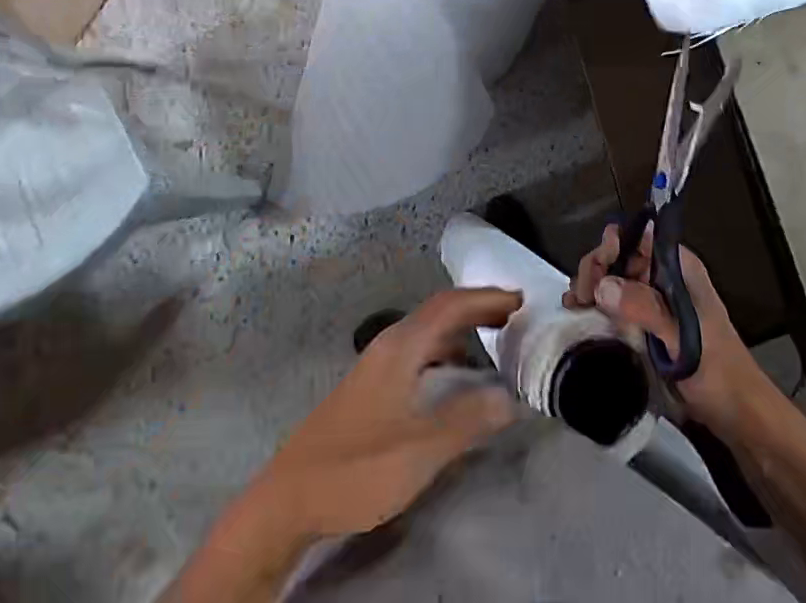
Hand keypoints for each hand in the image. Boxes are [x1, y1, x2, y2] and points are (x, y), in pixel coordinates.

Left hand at [255, 287, 522, 536]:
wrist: (283, 506)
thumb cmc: (356, 469)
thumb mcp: (421, 449)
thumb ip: (471, 419)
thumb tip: (512, 397)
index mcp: (401, 348)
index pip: (451, 305)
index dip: (488, 298)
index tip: (522, 302)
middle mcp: (388, 348)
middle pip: (439, 312)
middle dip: (479, 308)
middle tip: (515, 316)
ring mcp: (375, 369)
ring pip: (427, 334)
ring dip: (462, 330)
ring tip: (495, 340)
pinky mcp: (369, 391)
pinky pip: (418, 353)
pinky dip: (445, 351)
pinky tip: (456, 376)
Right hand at [565, 223, 770, 433]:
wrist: (731, 409)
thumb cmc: (715, 367)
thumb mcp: (681, 335)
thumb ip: (645, 308)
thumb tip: (603, 285)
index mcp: (679, 268)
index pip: (639, 238)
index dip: (613, 247)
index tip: (595, 274)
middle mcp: (664, 277)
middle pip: (620, 257)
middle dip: (596, 271)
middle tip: (579, 298)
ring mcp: (653, 301)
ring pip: (613, 281)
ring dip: (590, 289)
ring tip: (574, 308)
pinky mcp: (643, 325)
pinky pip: (613, 307)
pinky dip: (594, 308)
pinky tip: (578, 318)